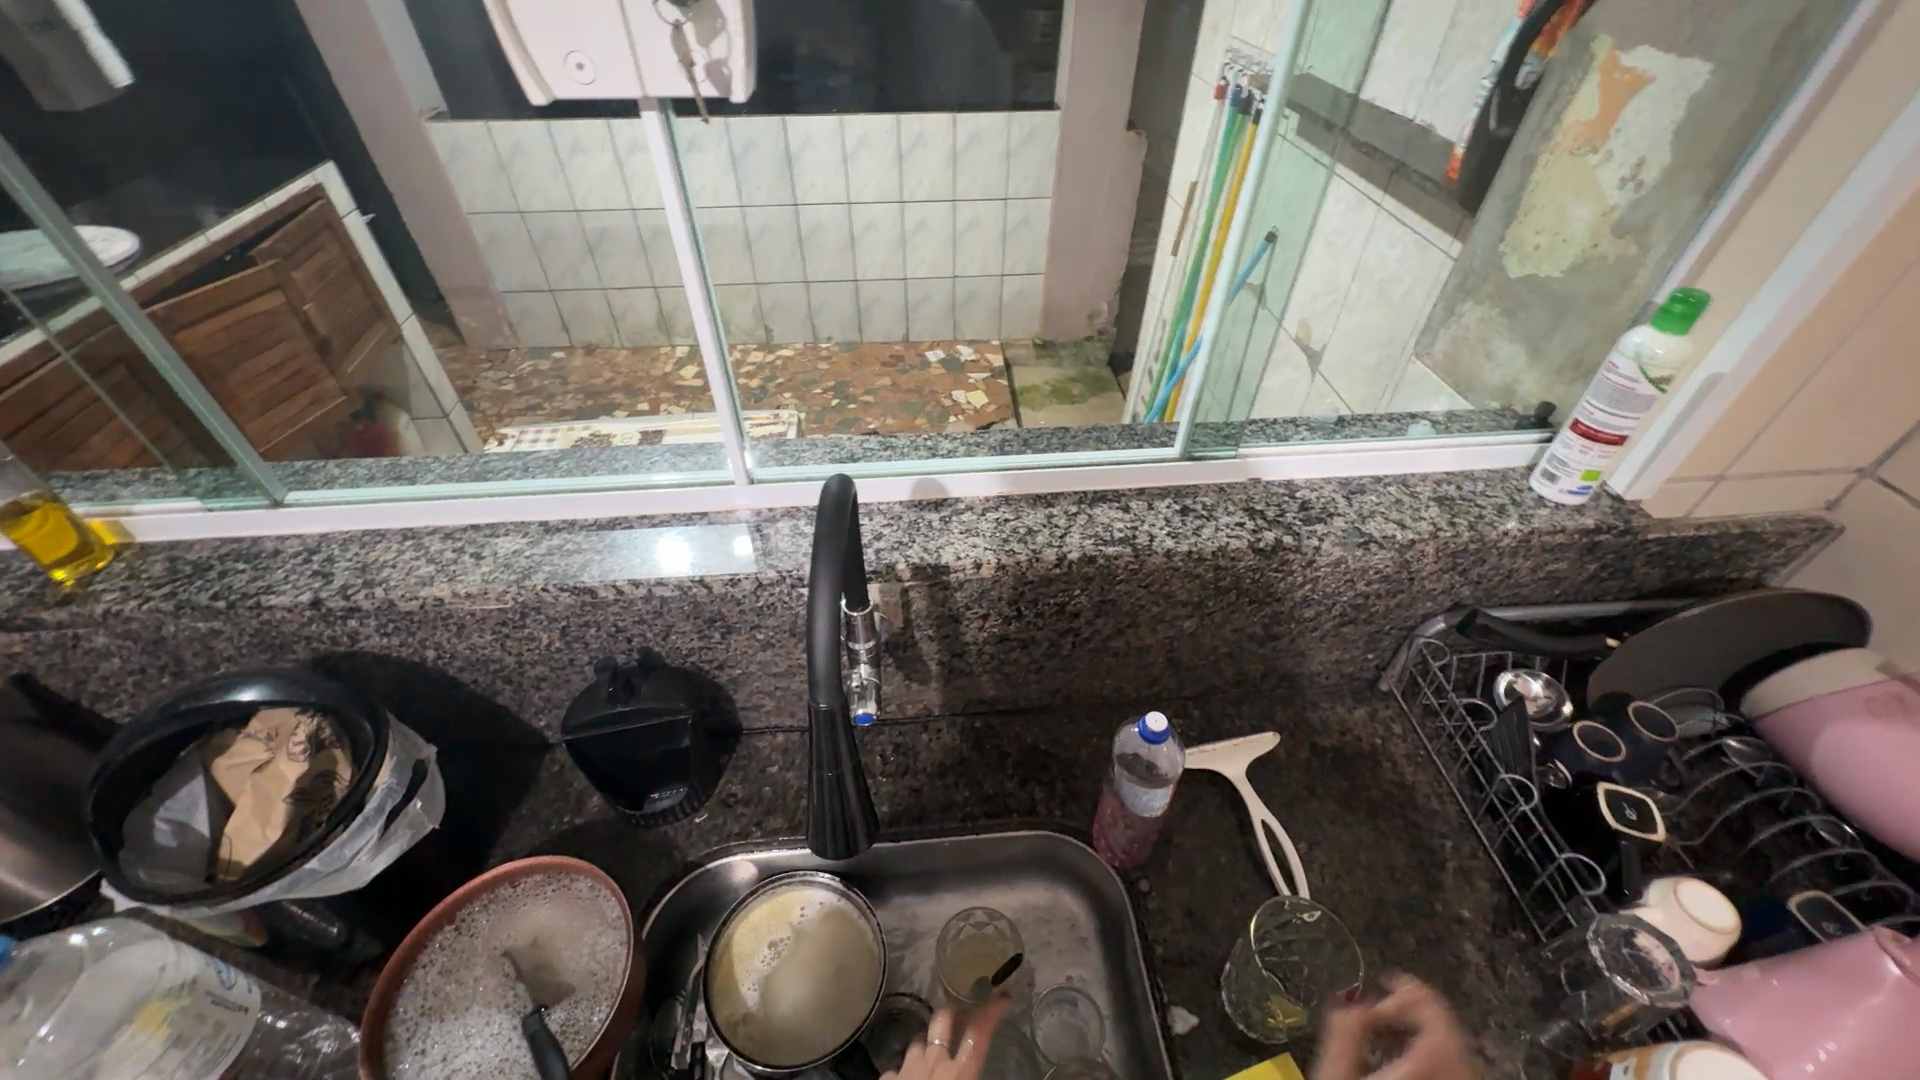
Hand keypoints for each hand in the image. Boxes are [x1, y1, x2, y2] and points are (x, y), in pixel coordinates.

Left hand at [880, 998, 1011, 1079]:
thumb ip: (973, 1077)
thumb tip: (977, 1073)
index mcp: (960, 1074)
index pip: (979, 1031)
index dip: (992, 1010)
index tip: (1002, 998)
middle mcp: (932, 1063)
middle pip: (942, 1020)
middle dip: (952, 1013)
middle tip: (960, 1016)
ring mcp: (905, 1070)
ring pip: (917, 1040)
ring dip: (926, 1042)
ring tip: (932, 1049)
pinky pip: (895, 1068)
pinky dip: (903, 1071)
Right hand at [1312, 975, 1478, 1079]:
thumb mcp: (1334, 1079)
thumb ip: (1343, 1034)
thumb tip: (1352, 996)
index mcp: (1426, 1075)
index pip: (1439, 1019)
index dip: (1412, 994)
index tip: (1380, 986)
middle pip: (1457, 1040)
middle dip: (1422, 1013)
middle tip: (1385, 1004)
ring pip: (1464, 1063)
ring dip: (1429, 1037)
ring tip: (1390, 1030)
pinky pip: (1459, 1079)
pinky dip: (1437, 1063)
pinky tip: (1408, 1064)